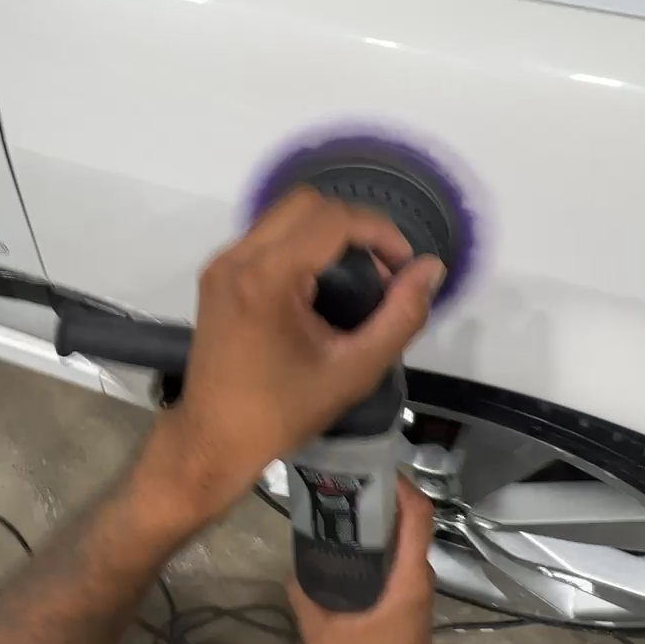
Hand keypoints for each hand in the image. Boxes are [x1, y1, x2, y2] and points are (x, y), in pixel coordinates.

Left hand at [145, 188, 445, 517]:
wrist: (213, 439)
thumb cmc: (282, 411)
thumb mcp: (354, 370)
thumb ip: (401, 317)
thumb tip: (430, 268)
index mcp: (265, 277)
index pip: (333, 219)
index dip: (380, 231)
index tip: (405, 266)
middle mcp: (236, 258)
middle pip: (306, 204)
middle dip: (355, 226)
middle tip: (382, 269)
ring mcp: (221, 265)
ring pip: (284, 216)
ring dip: (327, 233)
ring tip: (357, 278)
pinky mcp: (215, 277)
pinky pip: (265, 238)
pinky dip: (300, 245)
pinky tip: (320, 287)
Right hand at [291, 478, 438, 643]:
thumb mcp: (323, 635)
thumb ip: (304, 594)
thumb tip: (292, 564)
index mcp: (407, 576)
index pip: (418, 515)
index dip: (401, 483)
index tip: (369, 465)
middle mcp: (417, 571)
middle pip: (409, 516)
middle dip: (379, 490)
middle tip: (340, 476)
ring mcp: (415, 581)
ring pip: (401, 532)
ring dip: (375, 513)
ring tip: (336, 499)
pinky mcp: (407, 590)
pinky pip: (396, 549)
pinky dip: (375, 535)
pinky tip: (343, 537)